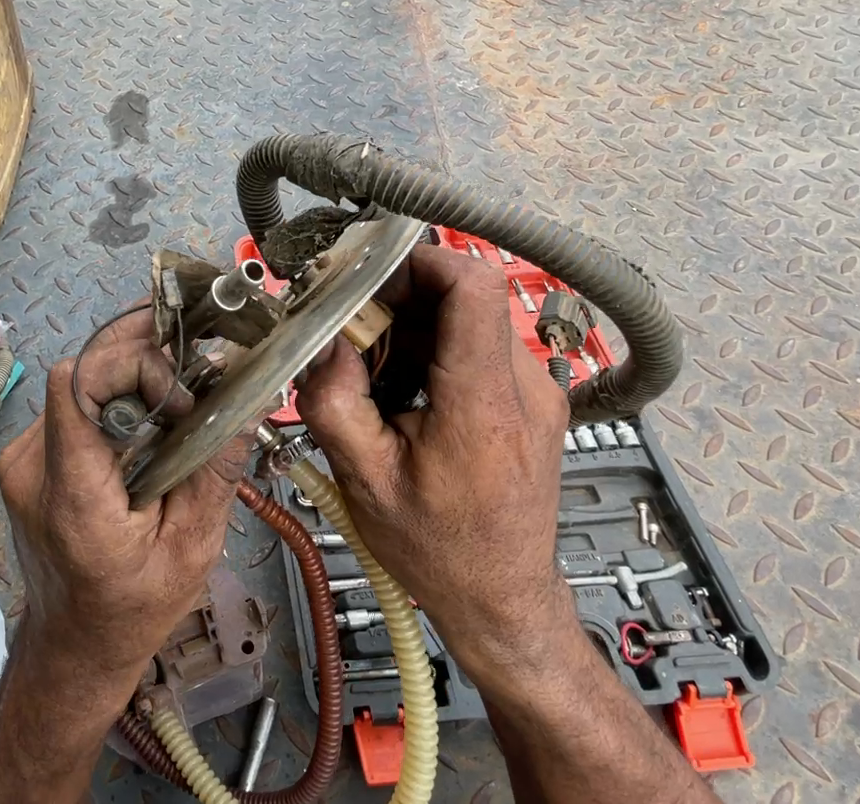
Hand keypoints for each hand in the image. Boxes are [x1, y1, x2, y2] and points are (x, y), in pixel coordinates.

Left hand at [0, 311, 246, 803]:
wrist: (71, 643)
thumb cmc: (134, 608)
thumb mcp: (193, 548)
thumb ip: (214, 470)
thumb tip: (247, 398)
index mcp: (72, 496)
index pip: (78, 385)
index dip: (135, 365)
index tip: (183, 399)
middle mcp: (31, 466)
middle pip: (81, 372)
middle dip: (141, 359)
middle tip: (194, 371)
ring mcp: (21, 458)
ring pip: (78, 381)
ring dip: (130, 377)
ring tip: (179, 394)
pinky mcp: (26, 456)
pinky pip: (72, 402)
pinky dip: (113, 397)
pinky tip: (148, 419)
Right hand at [296, 244, 572, 680]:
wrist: (503, 597)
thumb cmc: (434, 547)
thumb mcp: (363, 479)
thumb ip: (334, 400)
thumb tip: (321, 335)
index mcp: (483, 404)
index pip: (473, 285)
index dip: (418, 261)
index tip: (366, 279)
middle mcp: (525, 384)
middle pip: (463, 296)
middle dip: (398, 300)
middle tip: (351, 335)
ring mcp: (538, 389)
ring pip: (468, 318)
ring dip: (413, 327)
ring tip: (374, 373)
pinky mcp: (534, 398)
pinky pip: (479, 344)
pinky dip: (434, 349)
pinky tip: (405, 391)